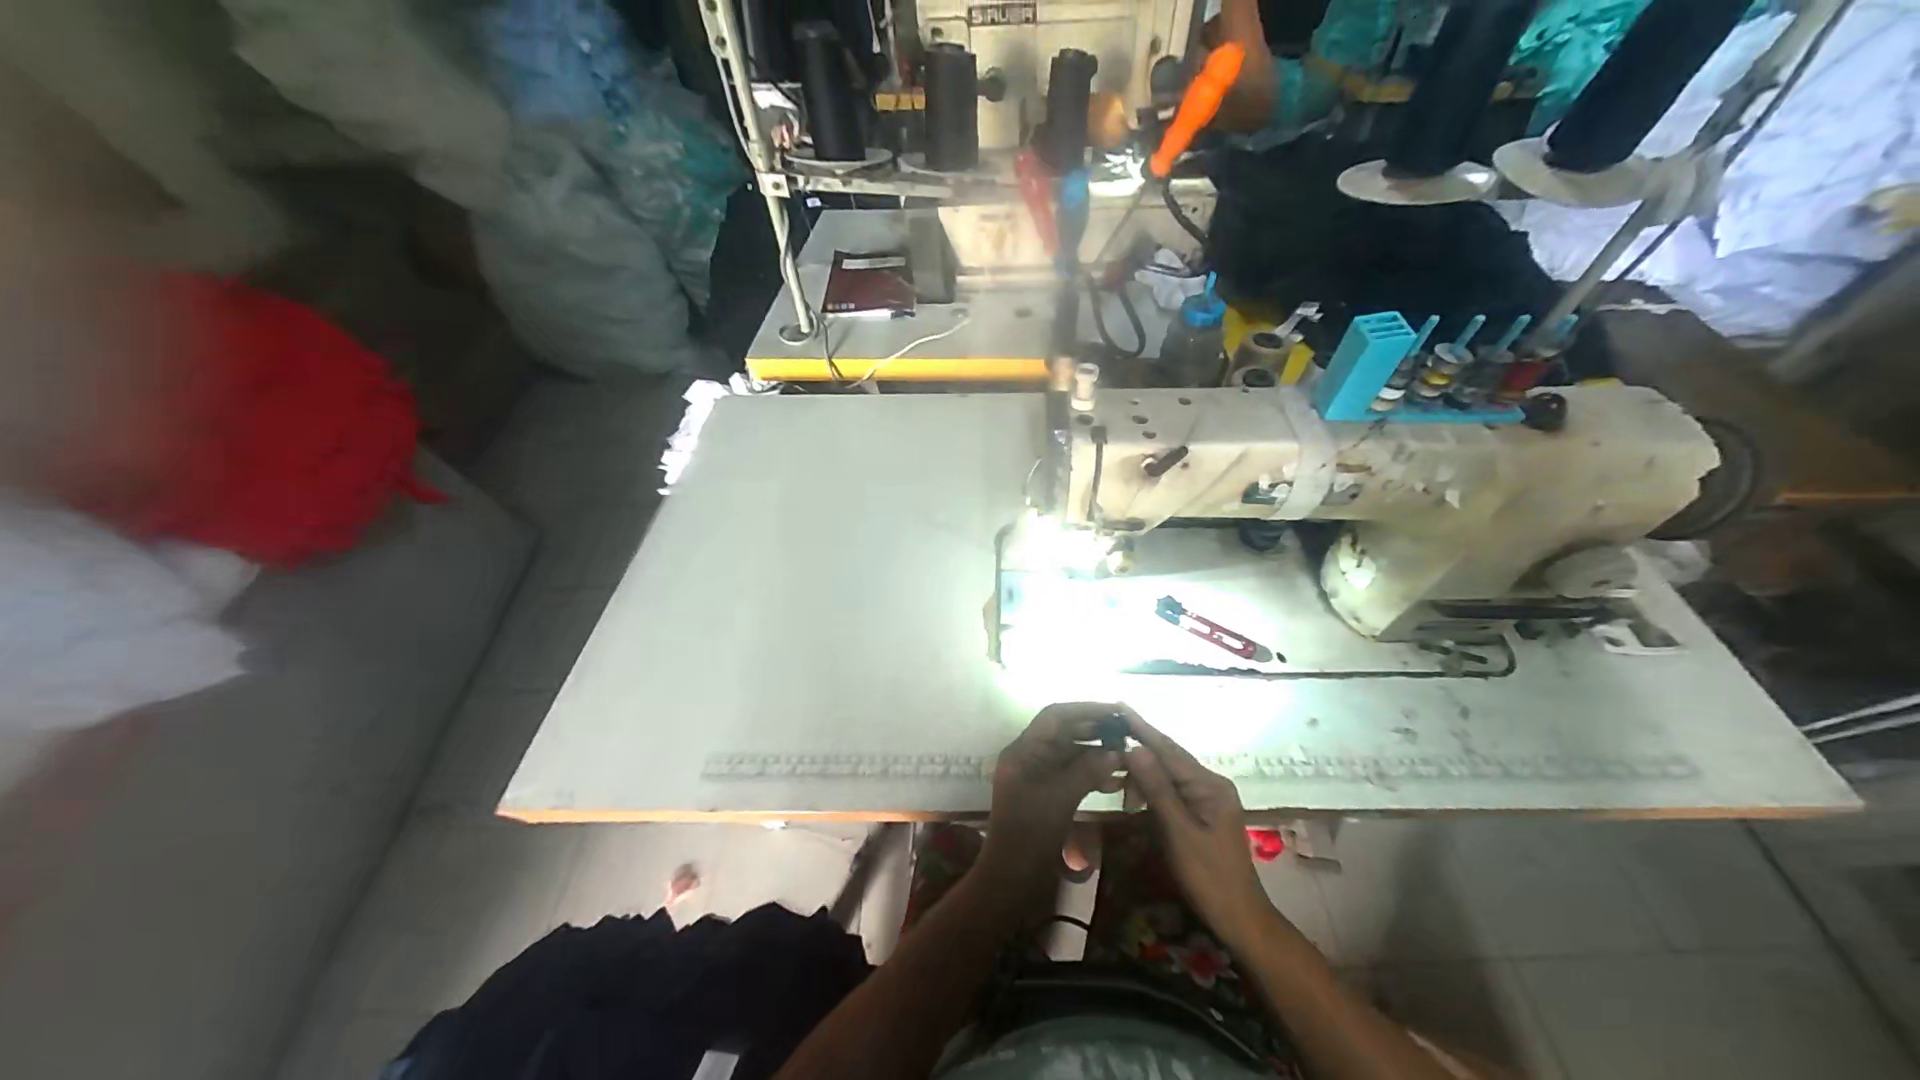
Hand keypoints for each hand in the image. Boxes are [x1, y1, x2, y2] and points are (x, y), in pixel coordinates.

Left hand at [980, 703, 1124, 891]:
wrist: (1011, 878)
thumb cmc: (1030, 834)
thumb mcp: (1060, 798)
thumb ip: (1087, 770)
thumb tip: (1116, 751)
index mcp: (1022, 751)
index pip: (1055, 716)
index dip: (1086, 710)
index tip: (1116, 710)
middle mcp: (1028, 757)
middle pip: (1063, 732)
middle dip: (1095, 731)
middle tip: (1126, 733)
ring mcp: (1037, 776)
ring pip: (1070, 754)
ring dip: (1097, 754)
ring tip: (1126, 758)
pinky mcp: (1046, 794)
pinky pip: (1071, 774)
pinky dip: (1091, 774)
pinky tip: (1115, 781)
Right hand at [1123, 712, 1272, 943]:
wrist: (1239, 918)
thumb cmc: (1209, 876)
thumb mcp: (1178, 832)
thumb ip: (1157, 789)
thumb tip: (1135, 748)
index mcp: (1210, 785)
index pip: (1169, 750)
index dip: (1143, 729)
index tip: (1120, 707)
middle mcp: (1211, 785)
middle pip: (1170, 758)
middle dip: (1141, 745)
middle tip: (1109, 732)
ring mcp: (1208, 800)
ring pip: (1169, 774)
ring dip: (1143, 770)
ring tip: (1115, 763)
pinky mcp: (1202, 814)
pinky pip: (1172, 790)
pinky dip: (1152, 787)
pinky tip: (1135, 787)